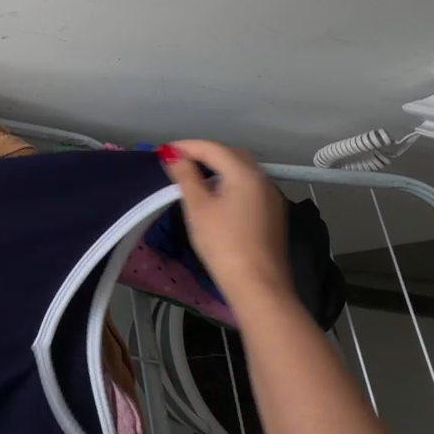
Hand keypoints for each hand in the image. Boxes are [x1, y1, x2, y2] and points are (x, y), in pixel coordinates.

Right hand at [159, 139, 294, 307]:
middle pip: (230, 155)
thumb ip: (185, 175)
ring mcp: (271, 198)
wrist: (258, 287)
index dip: (185, 146)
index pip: (212, 148)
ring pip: (241, 170)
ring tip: (191, 175)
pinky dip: (229, 180)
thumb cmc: (223, 243)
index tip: (161, 151)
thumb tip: (172, 154)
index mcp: (245, 174)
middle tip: (176, 161)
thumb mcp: (197, 206)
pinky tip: (214, 193)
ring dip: (217, 166)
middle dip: (203, 153)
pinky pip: (248, 186)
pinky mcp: (272, 214)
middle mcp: (263, 181)